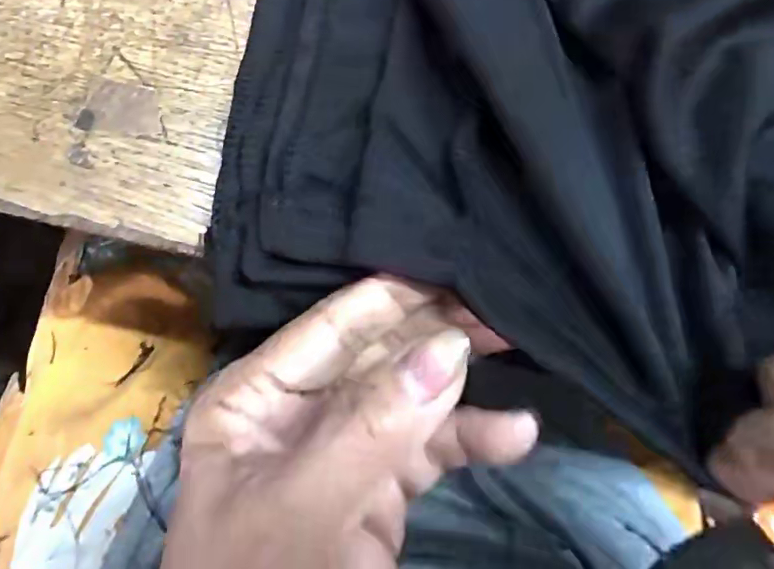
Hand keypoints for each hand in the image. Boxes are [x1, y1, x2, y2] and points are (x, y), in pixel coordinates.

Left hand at [162, 276, 537, 568]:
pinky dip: (469, 439)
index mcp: (257, 393)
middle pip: (378, 351)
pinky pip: (427, 449)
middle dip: (435, 327)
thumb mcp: (306, 506)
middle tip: (495, 304)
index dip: (395, 295)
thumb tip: (448, 346)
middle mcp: (299, 408)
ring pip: (409, 393)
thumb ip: (374, 424)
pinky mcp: (377, 489)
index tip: (452, 268)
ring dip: (461, 377)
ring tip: (512, 340)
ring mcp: (342, 446)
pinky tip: (515, 434)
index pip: (334, 325)